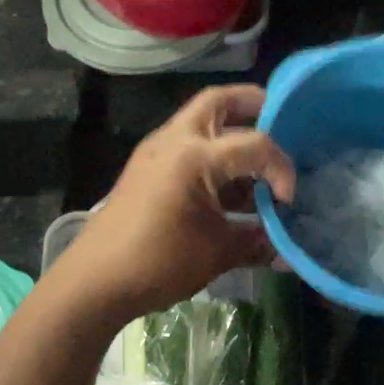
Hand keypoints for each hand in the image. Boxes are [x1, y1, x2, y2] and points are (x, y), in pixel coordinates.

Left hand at [50, 85, 295, 324]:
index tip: (288, 201)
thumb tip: (286, 250)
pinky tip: (232, 189)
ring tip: (261, 164)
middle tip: (283, 124)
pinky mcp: (148, 170)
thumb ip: (257, 243)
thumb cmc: (160, 262)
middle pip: (220, 102)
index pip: (256, 144)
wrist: (95, 282)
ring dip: (233, 133)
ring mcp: (157, 153)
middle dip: (255, 106)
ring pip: (202, 123)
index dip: (282, 169)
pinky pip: (189, 147)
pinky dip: (215, 156)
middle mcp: (175, 141)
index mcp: (195, 155)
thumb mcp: (218, 253)